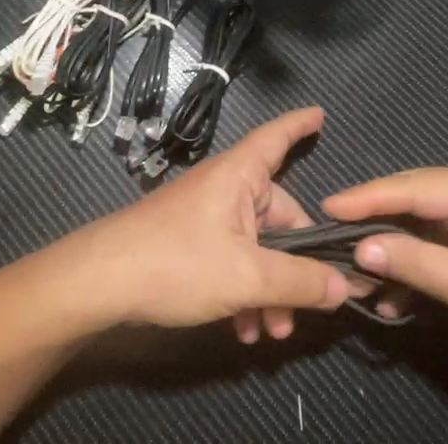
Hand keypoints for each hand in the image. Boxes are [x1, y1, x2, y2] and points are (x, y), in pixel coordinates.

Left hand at [58, 107, 349, 342]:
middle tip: (309, 307)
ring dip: (270, 289)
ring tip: (272, 333)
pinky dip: (244, 292)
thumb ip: (300, 282)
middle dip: (296, 264)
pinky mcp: (190, 243)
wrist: (101, 282)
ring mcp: (206, 217)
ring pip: (257, 248)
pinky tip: (244, 330)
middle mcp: (225, 189)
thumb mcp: (247, 277)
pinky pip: (233, 262)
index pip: (276, 138)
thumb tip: (346, 285)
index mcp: (240, 176)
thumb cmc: (177, 263)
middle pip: (279, 216)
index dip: (300, 125)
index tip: (322, 114)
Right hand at [324, 166, 447, 410]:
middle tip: (331, 248)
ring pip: (417, 226)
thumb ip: (422, 266)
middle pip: (411, 201)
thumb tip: (362, 247)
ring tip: (357, 282)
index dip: (367, 197)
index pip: (413, 186)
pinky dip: (412, 270)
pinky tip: (393, 298)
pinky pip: (433, 247)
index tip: (325, 208)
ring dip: (390, 255)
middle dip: (372, 227)